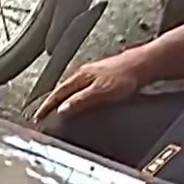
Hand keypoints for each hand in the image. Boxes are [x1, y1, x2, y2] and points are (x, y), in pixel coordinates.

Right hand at [32, 49, 146, 123]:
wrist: (147, 64)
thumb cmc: (127, 75)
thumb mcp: (101, 91)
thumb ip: (80, 100)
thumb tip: (62, 110)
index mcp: (81, 76)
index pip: (56, 94)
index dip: (45, 107)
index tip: (37, 119)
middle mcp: (85, 74)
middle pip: (61, 91)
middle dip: (50, 105)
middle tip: (41, 118)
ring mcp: (93, 75)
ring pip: (70, 90)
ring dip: (61, 102)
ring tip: (55, 113)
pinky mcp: (102, 79)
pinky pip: (81, 91)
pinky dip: (73, 99)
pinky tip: (77, 105)